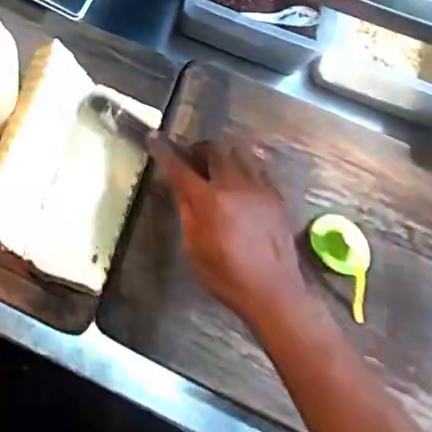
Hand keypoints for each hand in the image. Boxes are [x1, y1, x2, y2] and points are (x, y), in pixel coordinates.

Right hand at [145, 135, 307, 326]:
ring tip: (217, 169)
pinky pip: (258, 168)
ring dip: (224, 154)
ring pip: (240, 153)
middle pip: (215, 149)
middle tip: (192, 161)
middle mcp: (236, 186)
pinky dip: (244, 167)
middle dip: (199, 149)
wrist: (273, 293)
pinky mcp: (276, 197)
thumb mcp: (193, 247)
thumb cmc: (226, 276)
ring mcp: (260, 189)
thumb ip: (186, 211)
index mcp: (210, 201)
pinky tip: (239, 183)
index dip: (165, 151)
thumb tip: (180, 186)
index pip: (181, 168)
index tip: (155, 138)